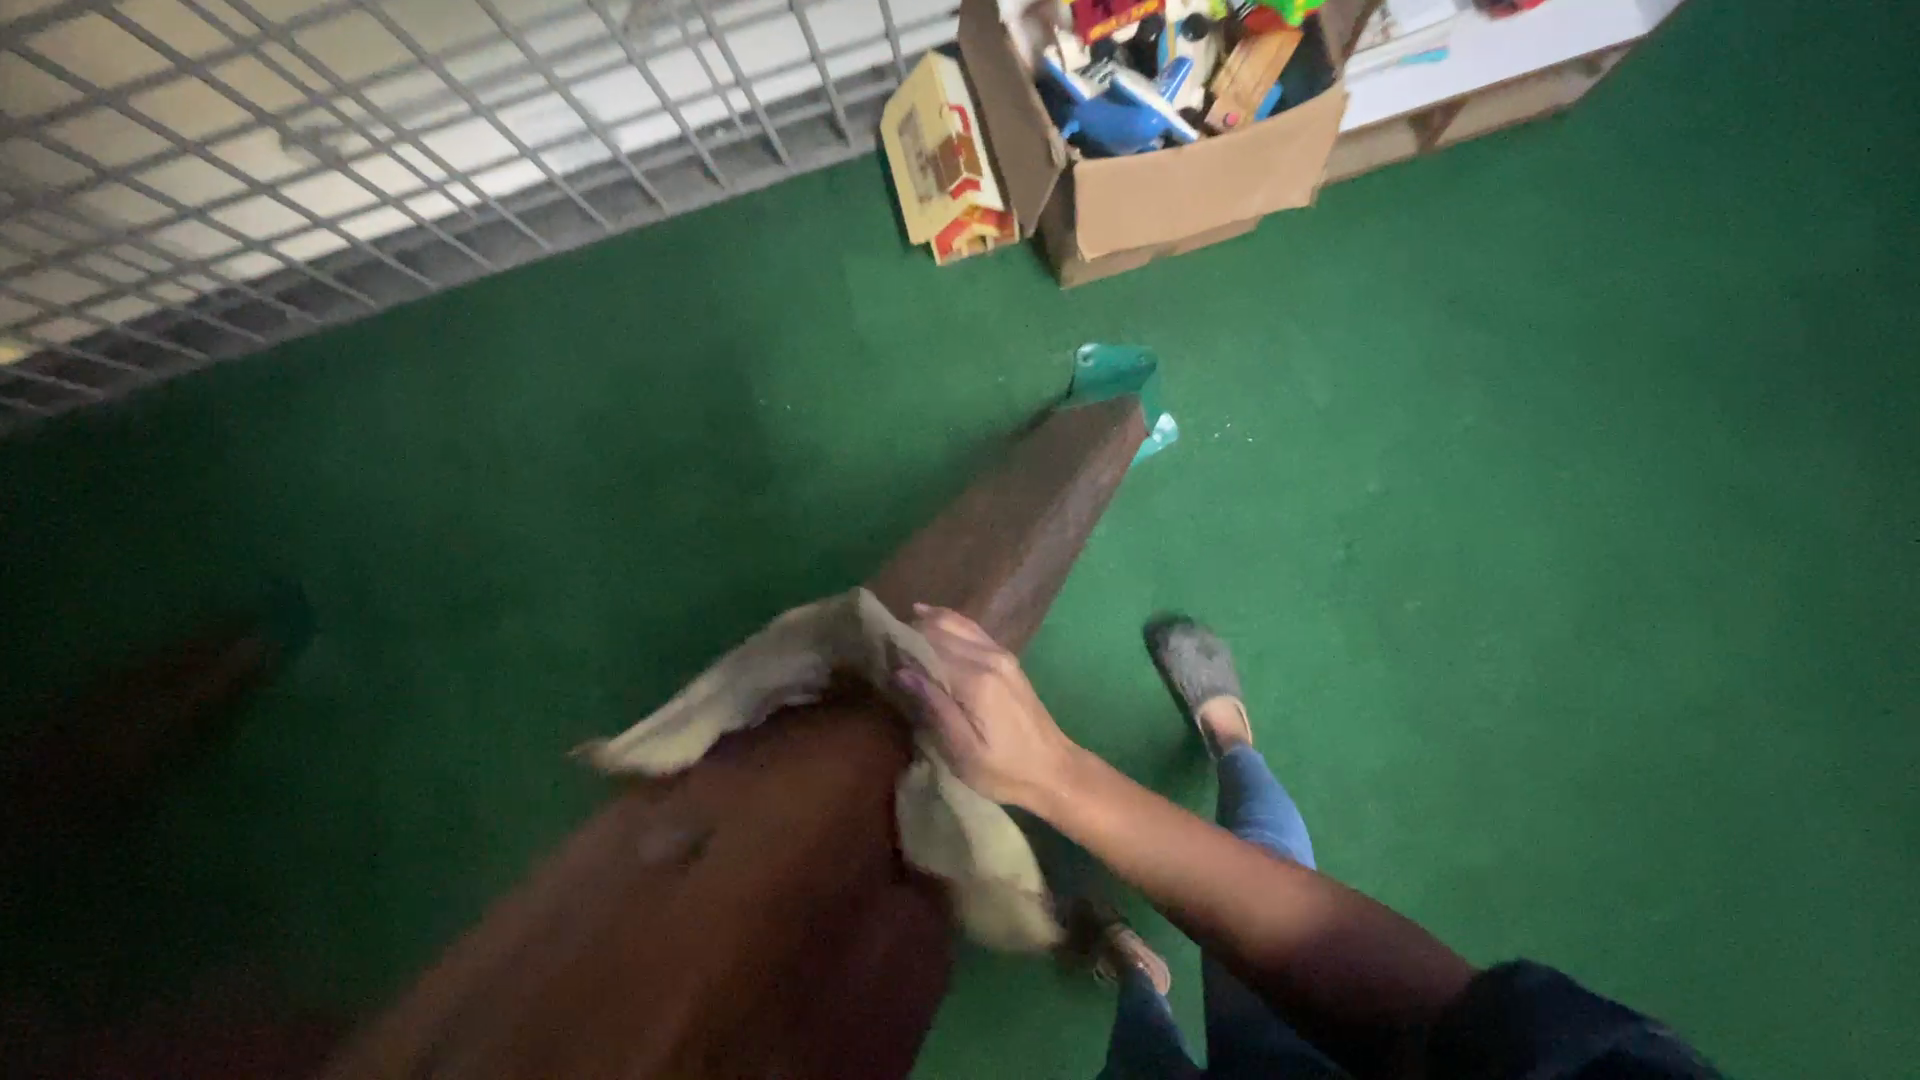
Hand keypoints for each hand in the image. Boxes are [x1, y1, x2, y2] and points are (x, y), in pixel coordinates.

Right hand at [892, 604, 1082, 808]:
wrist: (1054, 770)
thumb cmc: (1004, 771)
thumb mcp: (962, 751)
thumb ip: (935, 707)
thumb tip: (902, 672)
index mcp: (977, 681)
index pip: (929, 647)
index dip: (900, 647)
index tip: (874, 653)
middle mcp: (990, 657)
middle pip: (940, 629)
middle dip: (909, 632)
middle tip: (880, 644)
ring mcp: (1001, 654)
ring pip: (956, 622)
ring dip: (926, 622)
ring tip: (897, 629)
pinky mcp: (1006, 658)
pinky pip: (972, 629)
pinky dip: (947, 621)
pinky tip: (927, 617)